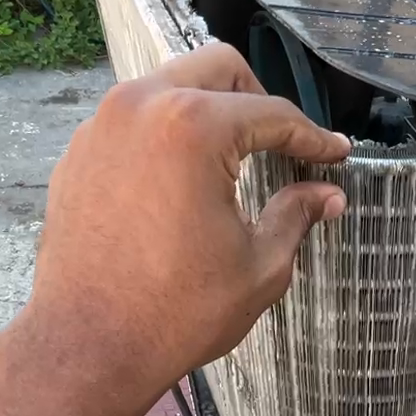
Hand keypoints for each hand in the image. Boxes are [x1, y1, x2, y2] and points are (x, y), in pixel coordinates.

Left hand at [26, 44, 350, 402]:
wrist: (91, 345)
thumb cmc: (179, 312)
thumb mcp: (259, 266)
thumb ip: (295, 216)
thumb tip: (329, 196)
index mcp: (194, 129)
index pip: (272, 114)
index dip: (313, 137)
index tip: (335, 154)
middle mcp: (142, 107)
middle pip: (219, 70)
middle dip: (261, 102)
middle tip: (285, 146)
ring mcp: (102, 125)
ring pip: (173, 87)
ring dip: (212, 113)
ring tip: (238, 161)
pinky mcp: (80, 153)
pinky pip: (137, 120)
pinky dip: (171, 135)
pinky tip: (187, 181)